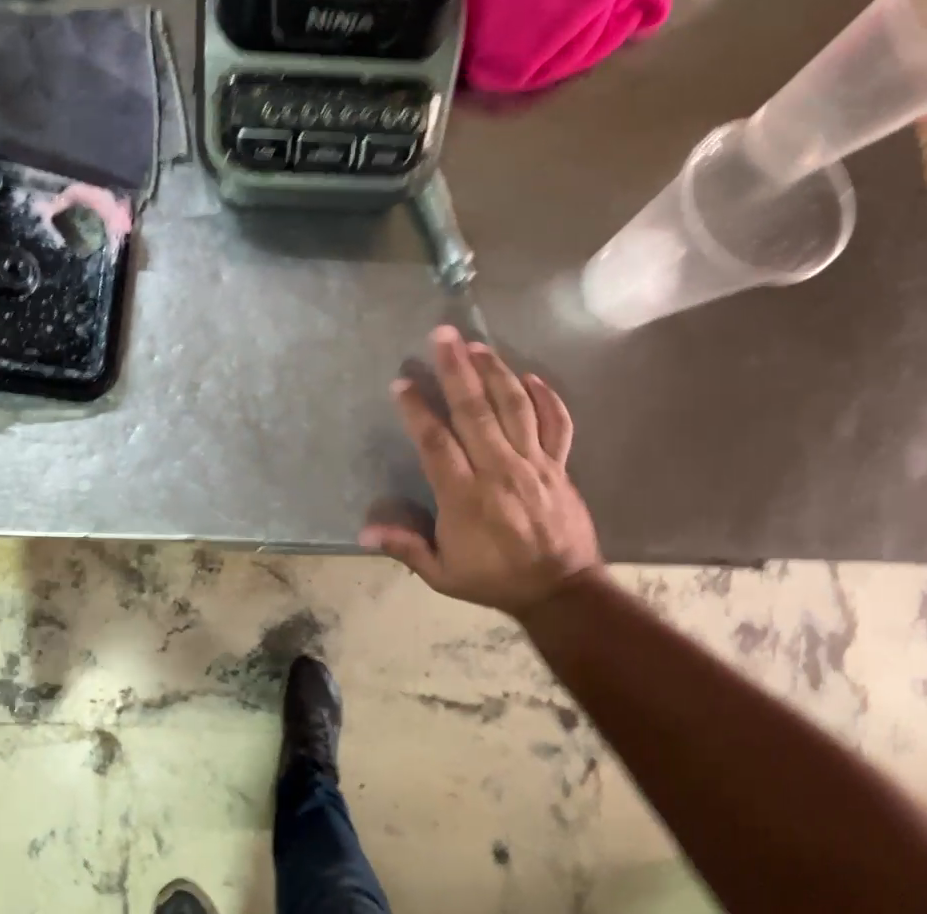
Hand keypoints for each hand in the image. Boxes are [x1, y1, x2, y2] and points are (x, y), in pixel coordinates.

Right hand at [362, 326, 602, 618]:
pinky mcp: (560, 467)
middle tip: (443, 334)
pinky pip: (557, 425)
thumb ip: (406, 547)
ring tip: (478, 345)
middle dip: (457, 369)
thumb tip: (364, 532)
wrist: (562, 593)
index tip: (401, 383)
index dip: (417, 411)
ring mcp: (534, 465)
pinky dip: (547, 398)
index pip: (436, 443)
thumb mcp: (443, 574)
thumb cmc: (495, 580)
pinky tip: (531, 376)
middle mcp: (499, 471)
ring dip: (496, 372)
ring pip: (515, 408)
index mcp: (465, 497)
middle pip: (475, 411)